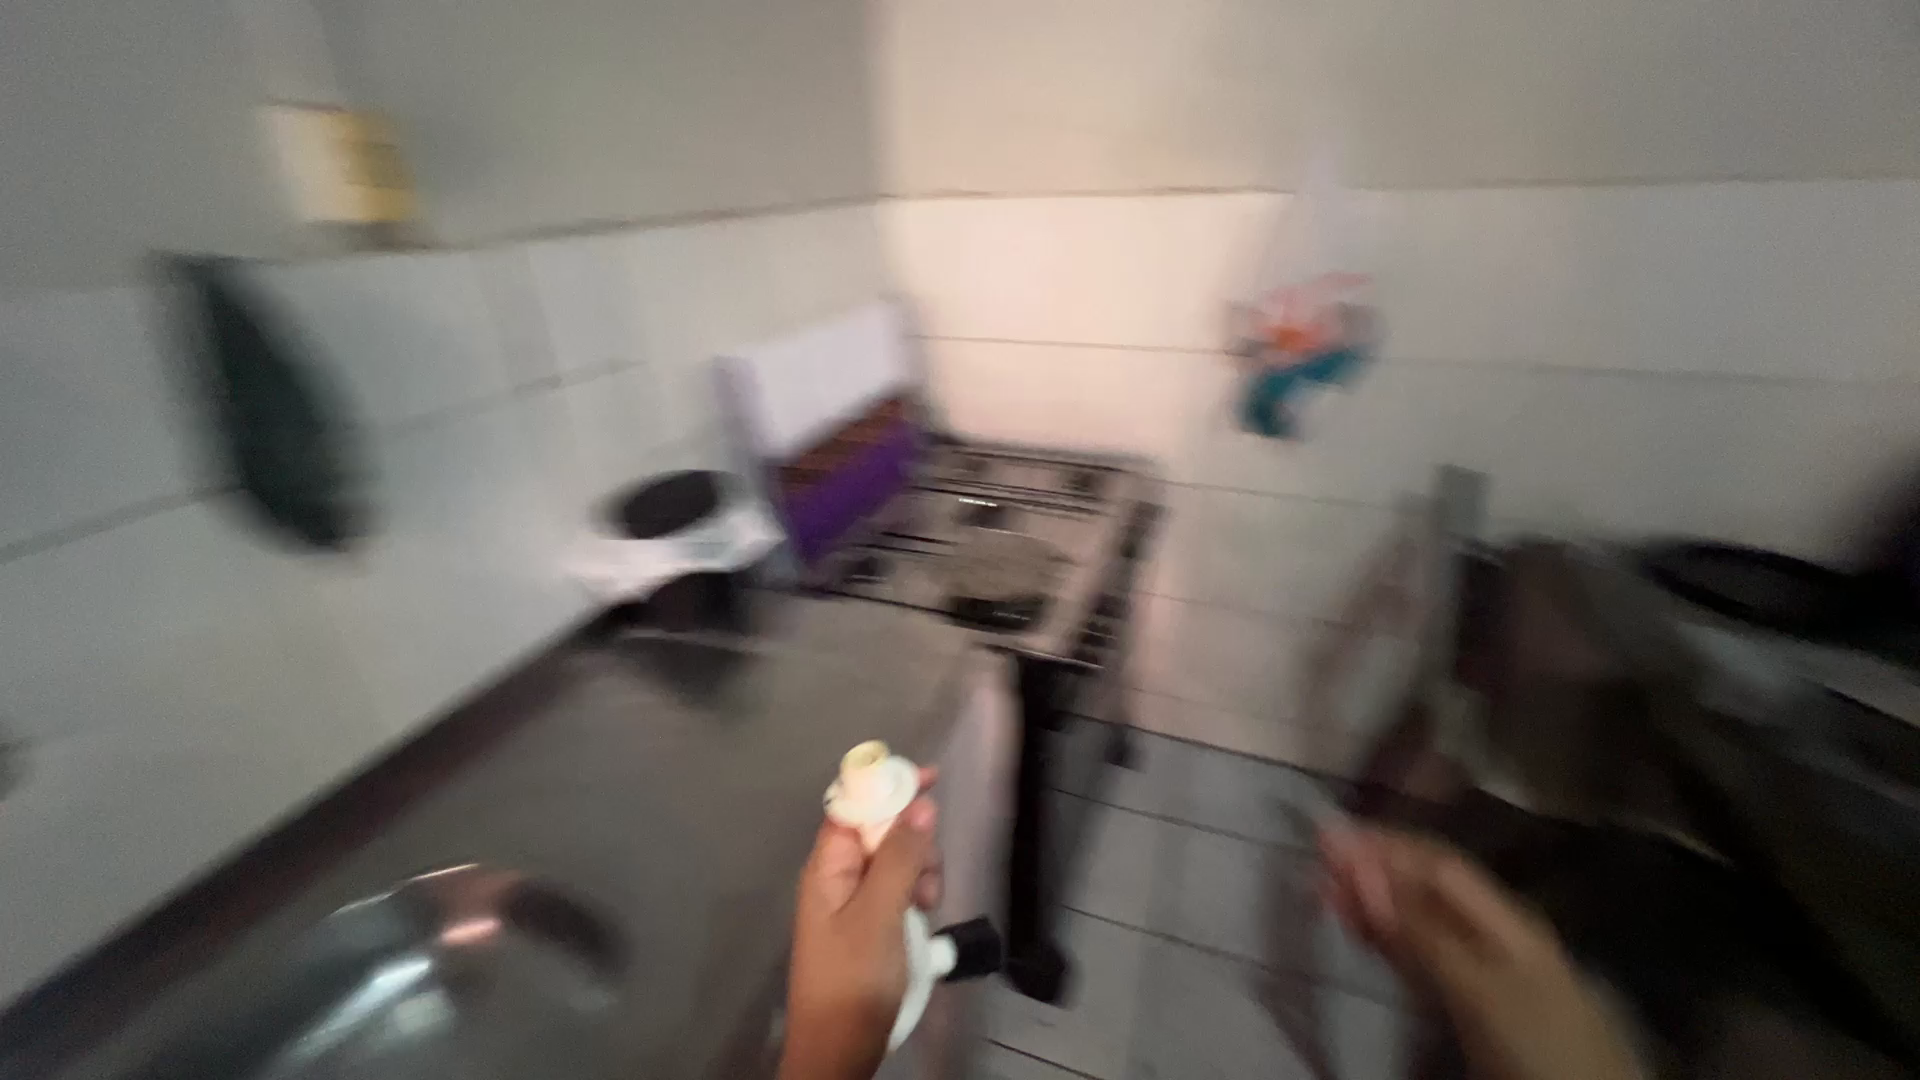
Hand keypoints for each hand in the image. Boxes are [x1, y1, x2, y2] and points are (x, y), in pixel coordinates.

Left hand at [779, 769, 941, 1079]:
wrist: (839, 1053)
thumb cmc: (853, 980)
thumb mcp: (879, 915)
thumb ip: (900, 857)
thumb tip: (921, 803)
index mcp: (828, 865)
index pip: (855, 803)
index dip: (888, 784)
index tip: (930, 777)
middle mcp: (839, 874)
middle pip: (881, 827)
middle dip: (913, 838)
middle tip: (929, 871)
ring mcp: (855, 898)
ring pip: (896, 856)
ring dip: (920, 868)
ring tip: (928, 901)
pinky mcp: (871, 920)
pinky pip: (898, 885)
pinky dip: (917, 890)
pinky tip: (926, 911)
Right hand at [1320, 825, 1645, 1079]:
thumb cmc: (1540, 1042)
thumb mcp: (1481, 986)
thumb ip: (1420, 929)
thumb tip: (1361, 872)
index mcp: (1503, 918)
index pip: (1434, 864)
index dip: (1384, 844)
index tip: (1329, 835)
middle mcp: (1487, 932)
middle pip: (1421, 886)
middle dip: (1369, 868)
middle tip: (1316, 860)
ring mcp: (1475, 965)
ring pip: (1412, 918)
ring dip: (1368, 899)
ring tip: (1323, 889)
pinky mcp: (1463, 998)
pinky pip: (1413, 953)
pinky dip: (1380, 934)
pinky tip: (1354, 926)